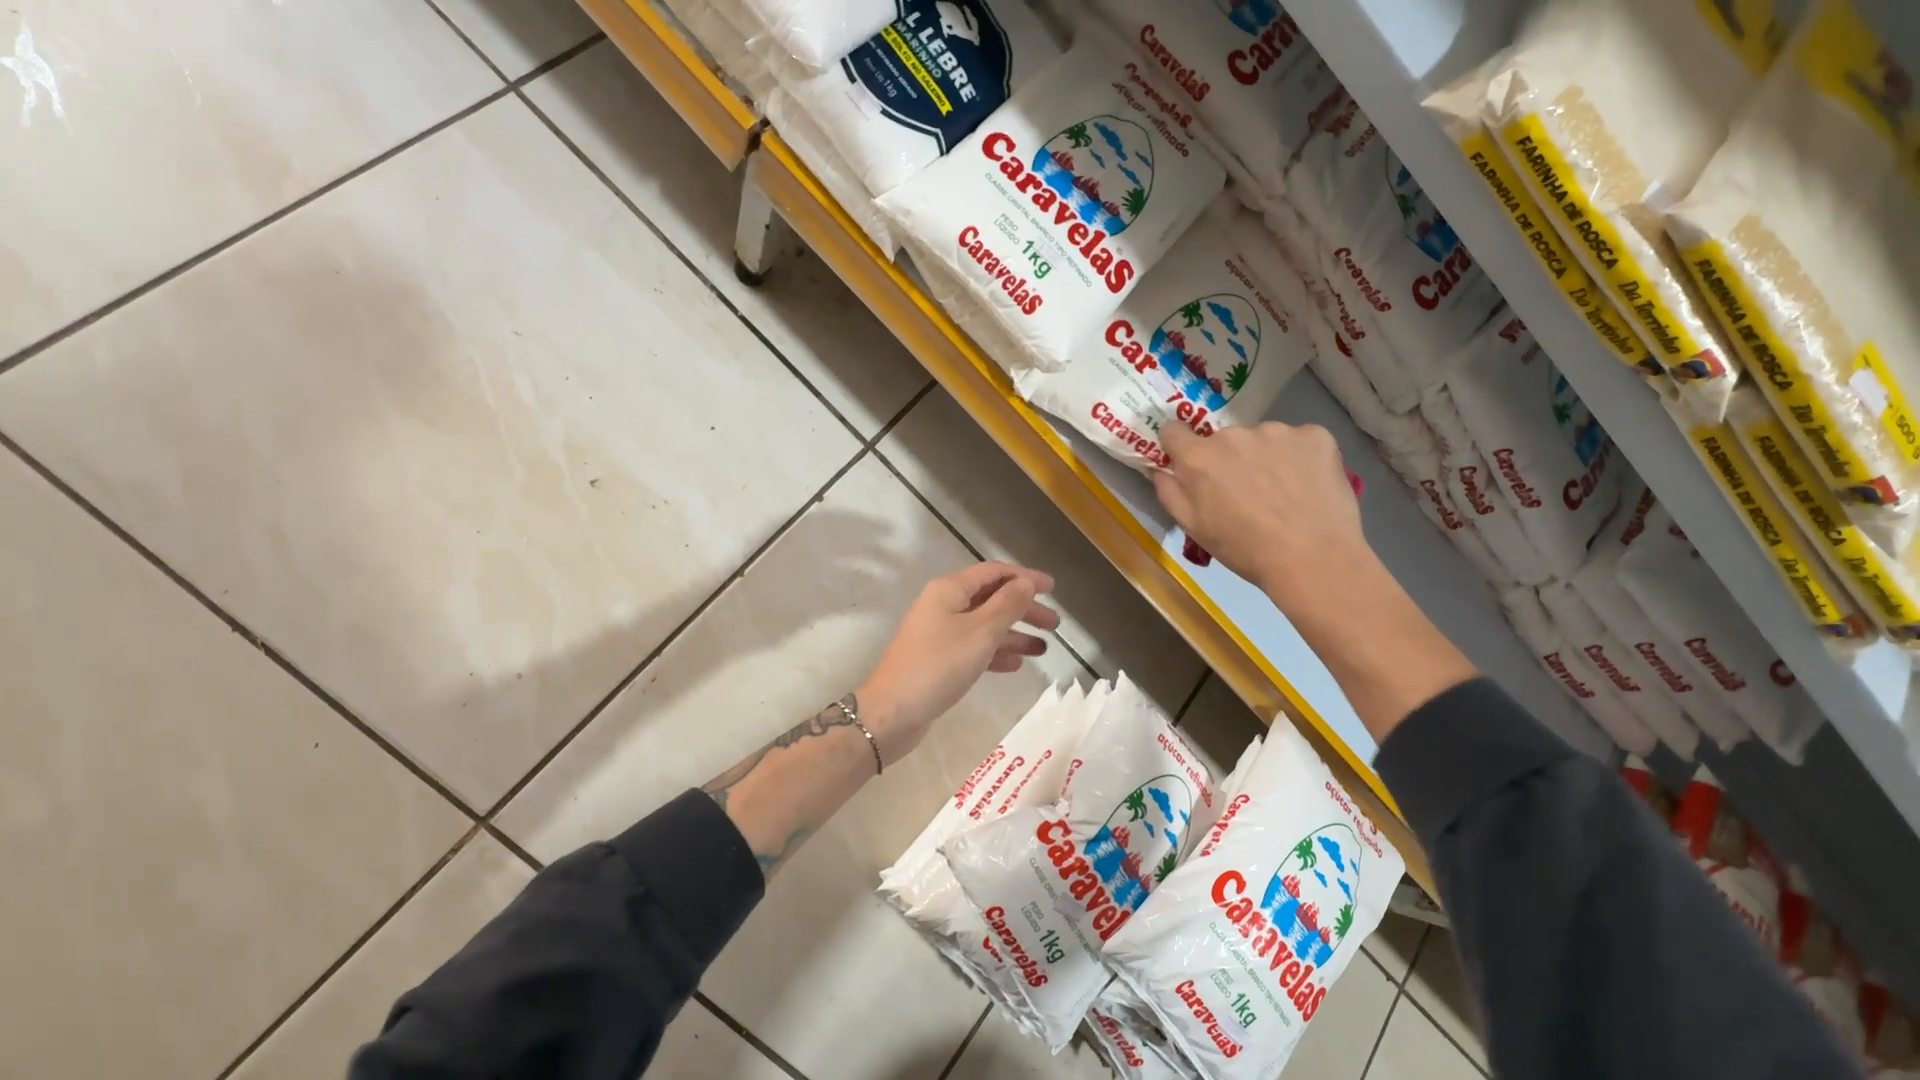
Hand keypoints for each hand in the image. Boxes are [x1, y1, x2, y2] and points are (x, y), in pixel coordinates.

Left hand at [856, 562, 1058, 764]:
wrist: (893, 712)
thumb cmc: (938, 665)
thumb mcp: (980, 632)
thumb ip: (1007, 605)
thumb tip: (1026, 583)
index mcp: (949, 590)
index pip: (994, 573)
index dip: (1025, 577)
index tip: (1053, 588)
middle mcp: (943, 606)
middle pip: (991, 599)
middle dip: (1024, 609)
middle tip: (1054, 624)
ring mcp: (939, 634)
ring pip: (985, 626)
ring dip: (1014, 634)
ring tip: (1043, 649)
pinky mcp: (938, 660)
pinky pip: (974, 648)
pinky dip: (996, 653)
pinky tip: (1016, 665)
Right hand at [1151, 421, 1372, 611]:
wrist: (1313, 558)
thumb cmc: (1245, 550)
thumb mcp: (1195, 529)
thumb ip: (1170, 493)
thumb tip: (1160, 470)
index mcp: (1199, 457)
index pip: (1173, 431)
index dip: (1178, 446)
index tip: (1189, 463)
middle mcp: (1234, 434)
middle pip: (1223, 439)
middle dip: (1228, 459)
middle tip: (1246, 493)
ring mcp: (1277, 430)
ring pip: (1262, 439)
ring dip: (1265, 457)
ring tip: (1282, 492)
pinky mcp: (1315, 434)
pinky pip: (1299, 440)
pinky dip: (1300, 457)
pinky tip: (1307, 484)